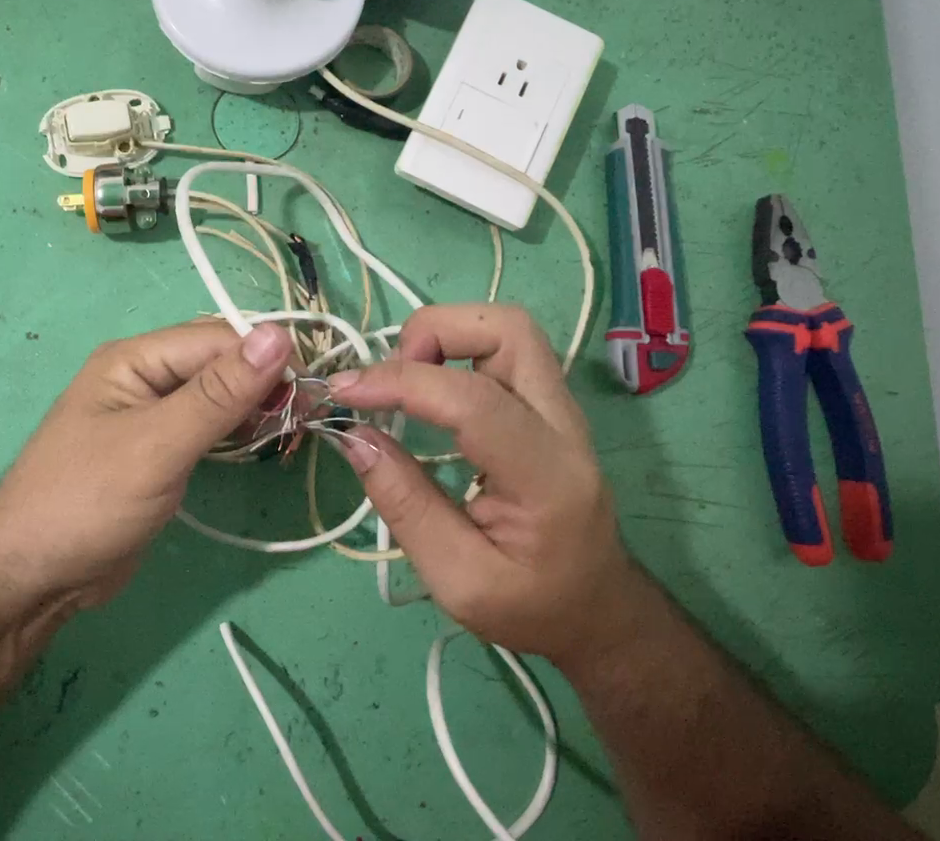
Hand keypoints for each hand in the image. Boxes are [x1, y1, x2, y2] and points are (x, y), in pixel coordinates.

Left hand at [0, 320, 291, 606]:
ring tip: (292, 432)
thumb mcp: (157, 445)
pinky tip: (260, 446)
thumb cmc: (87, 502)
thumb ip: (218, 393)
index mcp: (134, 358)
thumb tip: (278, 335)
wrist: (34, 576)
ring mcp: (149, 415)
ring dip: (253, 408)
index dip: (266, 359)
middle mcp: (143, 376)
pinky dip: (236, 432)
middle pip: (219, 362)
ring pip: (216, 395)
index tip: (312, 393)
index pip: (217, 339)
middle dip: (263, 383)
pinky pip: (206, 427)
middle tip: (307, 418)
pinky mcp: (158, 451)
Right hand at [325, 304, 647, 664]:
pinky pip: (502, 352)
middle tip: (388, 380)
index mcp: (546, 478)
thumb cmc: (529, 607)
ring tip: (403, 381)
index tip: (343, 392)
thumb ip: (404, 504)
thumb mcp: (456, 579)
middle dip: (433, 334)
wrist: (597, 611)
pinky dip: (454, 352)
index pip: (474, 400)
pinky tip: (425, 391)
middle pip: (507, 330)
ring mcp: (561, 409)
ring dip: (444, 336)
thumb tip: (353, 436)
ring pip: (507, 329)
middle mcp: (563, 426)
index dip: (401, 383)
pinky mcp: (548, 406)